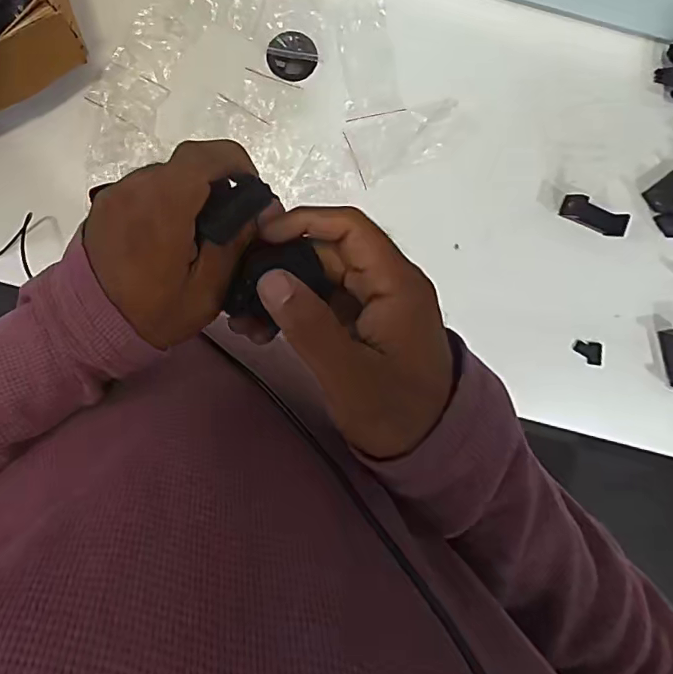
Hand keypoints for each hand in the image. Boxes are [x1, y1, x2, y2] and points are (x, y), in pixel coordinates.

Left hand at [83, 140, 271, 347]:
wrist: (82, 328)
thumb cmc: (148, 314)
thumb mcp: (206, 290)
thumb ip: (235, 243)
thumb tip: (257, 210)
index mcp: (163, 204)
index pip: (207, 155)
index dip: (237, 162)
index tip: (251, 186)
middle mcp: (136, 188)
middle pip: (189, 163)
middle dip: (218, 180)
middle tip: (232, 215)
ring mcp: (117, 193)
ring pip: (168, 174)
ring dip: (192, 190)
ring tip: (202, 229)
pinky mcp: (106, 202)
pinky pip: (147, 187)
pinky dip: (168, 198)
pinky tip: (174, 232)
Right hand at [234, 206, 453, 458]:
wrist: (432, 452)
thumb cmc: (398, 414)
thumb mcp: (349, 375)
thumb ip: (310, 326)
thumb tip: (269, 277)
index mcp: (396, 283)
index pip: (350, 228)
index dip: (305, 222)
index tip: (262, 237)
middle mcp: (388, 283)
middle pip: (330, 250)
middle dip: (284, 260)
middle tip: (240, 282)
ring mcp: (376, 302)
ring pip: (322, 274)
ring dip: (284, 287)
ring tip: (245, 315)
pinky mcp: (364, 321)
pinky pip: (324, 299)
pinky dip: (294, 308)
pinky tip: (263, 328)